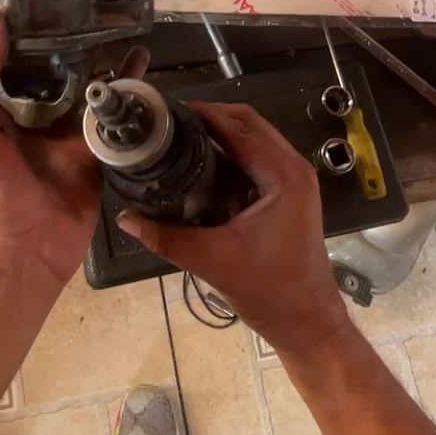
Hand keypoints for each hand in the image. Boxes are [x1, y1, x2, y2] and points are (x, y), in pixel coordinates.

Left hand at [0, 7, 104, 285]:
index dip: (26, 24)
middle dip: (72, 38)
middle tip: (94, 0)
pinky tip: (143, 68)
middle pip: (55, 66)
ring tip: (124, 24)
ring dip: (105, 60)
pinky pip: (112, 119)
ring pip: (88, 87)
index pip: (12, 54)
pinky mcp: (95, 153)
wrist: (15, 261)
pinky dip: (128, 94)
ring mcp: (66, 133)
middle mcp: (32, 113)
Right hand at [117, 102, 349, 355]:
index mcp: (282, 176)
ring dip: (221, 133)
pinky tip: (201, 163)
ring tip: (181, 136)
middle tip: (171, 122)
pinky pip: (258, 158)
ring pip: (254, 138)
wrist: (308, 323)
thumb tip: (127, 219)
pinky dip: (231, 153)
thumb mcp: (213, 261)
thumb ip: (167, 237)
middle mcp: (293, 168)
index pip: (238, 128)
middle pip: (248, 123)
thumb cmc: (269, 291)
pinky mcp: (289, 192)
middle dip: (211, 116)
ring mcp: (294, 179)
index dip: (203, 114)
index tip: (168, 111)